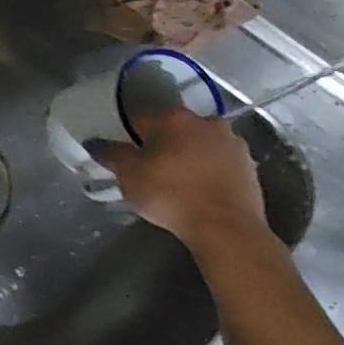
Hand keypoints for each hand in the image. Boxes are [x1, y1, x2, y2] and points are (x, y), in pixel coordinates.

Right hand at [88, 109, 269, 249]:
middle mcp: (206, 122)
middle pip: (172, 130)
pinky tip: (195, 189)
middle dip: (159, 144)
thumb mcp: (128, 174)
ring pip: (197, 144)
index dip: (126, 137)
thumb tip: (94, 142)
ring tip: (173, 181)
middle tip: (146, 168)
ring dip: (185, 156)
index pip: (138, 119)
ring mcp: (232, 143)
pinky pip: (217, 161)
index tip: (121, 154)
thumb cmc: (169, 193)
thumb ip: (110, 153)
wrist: (224, 225)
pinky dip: (205, 170)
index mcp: (173, 119)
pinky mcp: (249, 165)